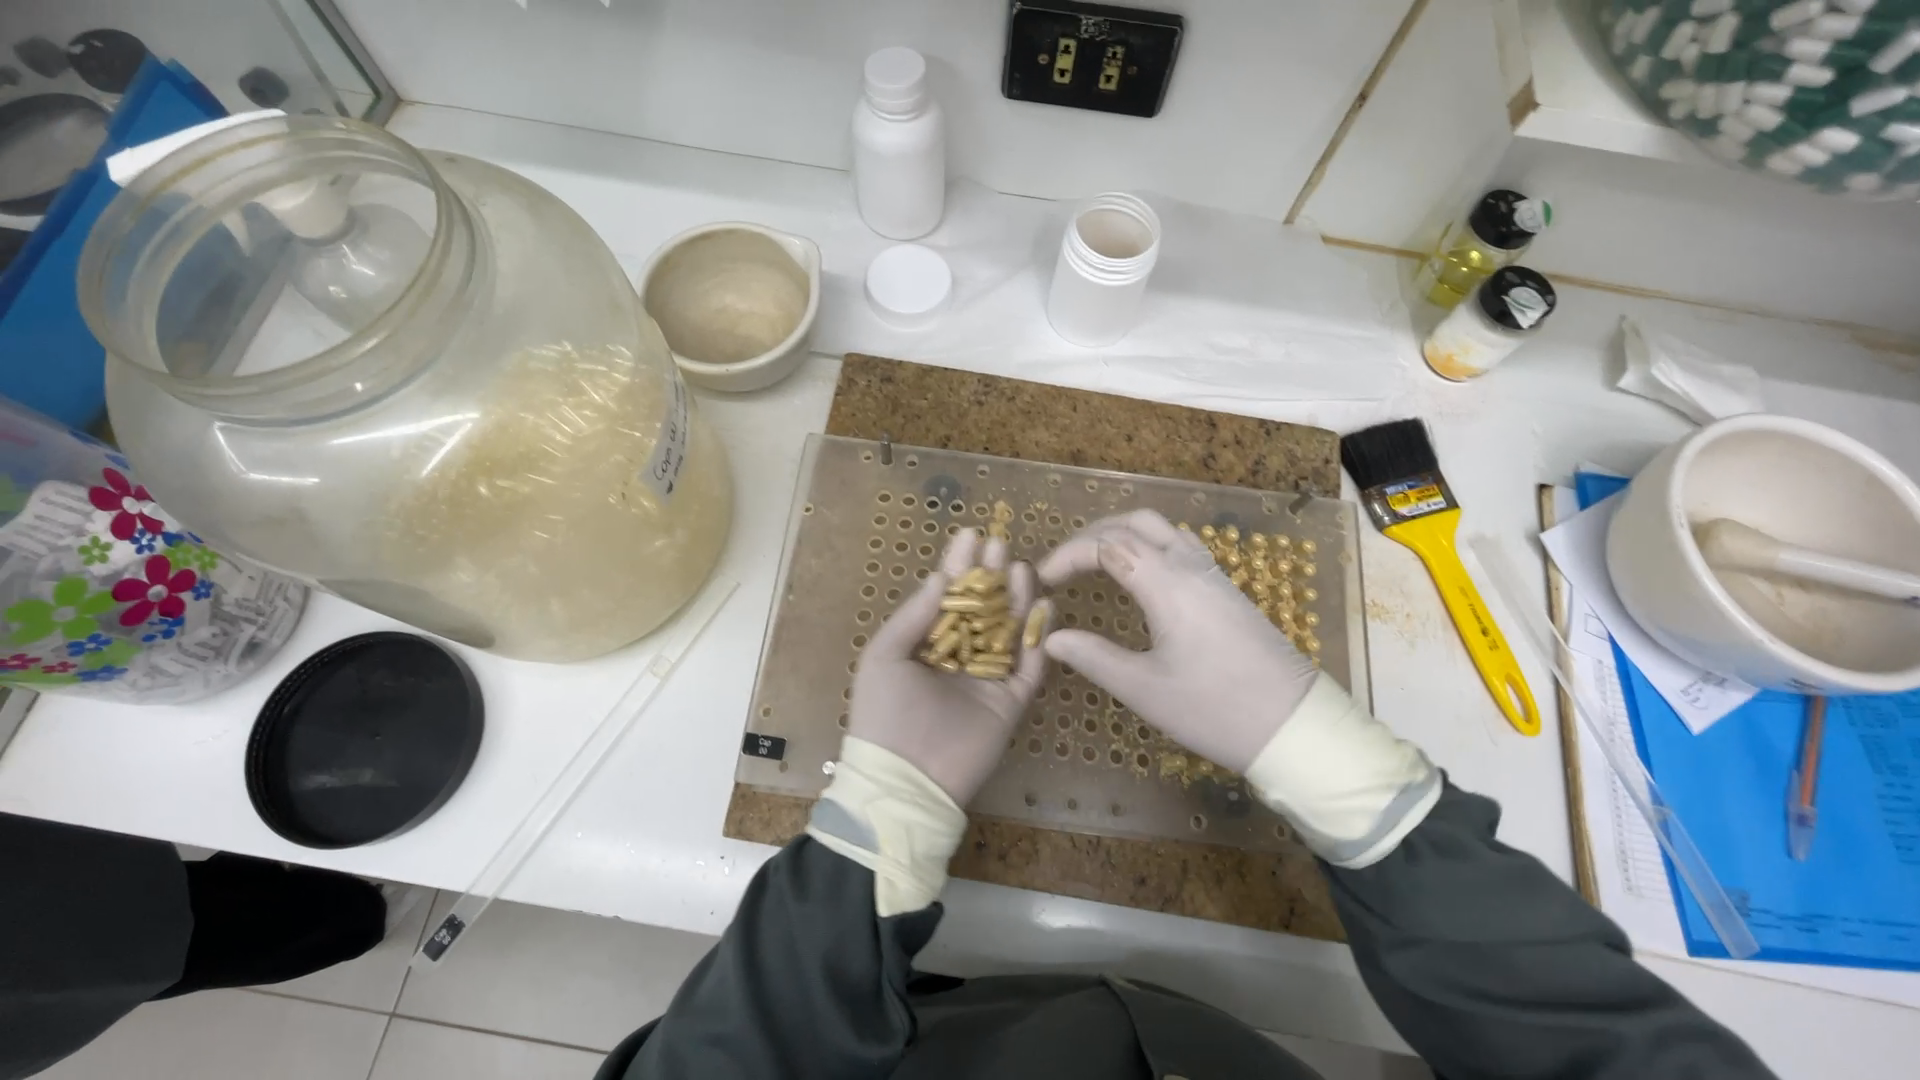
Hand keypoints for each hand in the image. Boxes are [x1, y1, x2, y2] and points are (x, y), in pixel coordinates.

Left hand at [848, 529, 1047, 804]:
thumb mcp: (884, 656)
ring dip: (1016, 598)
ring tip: (1020, 566)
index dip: (958, 566)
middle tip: (1000, 542)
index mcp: (925, 645)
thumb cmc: (884, 713)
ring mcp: (987, 679)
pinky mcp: (1012, 702)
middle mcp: (959, 657)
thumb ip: (914, 616)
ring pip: (1009, 630)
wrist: (906, 779)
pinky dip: (1039, 638)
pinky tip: (1043, 605)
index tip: (970, 534)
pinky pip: (1030, 666)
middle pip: (982, 608)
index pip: (947, 598)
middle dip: (990, 575)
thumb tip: (938, 576)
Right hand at [1035, 509, 1314, 773]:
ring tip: (1092, 563)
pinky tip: (1137, 575)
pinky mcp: (1226, 589)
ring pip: (1162, 528)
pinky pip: (1180, 545)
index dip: (1068, 555)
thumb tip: (1050, 637)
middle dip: (1091, 535)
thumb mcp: (1144, 689)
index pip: (1107, 545)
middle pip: (1134, 523)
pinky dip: (1147, 545)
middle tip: (1062, 566)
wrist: (1293, 724)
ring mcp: (1213, 574)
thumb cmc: (1214, 709)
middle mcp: (1191, 566)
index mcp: (1168, 583)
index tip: (1042, 582)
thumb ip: (1093, 657)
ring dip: (1121, 534)